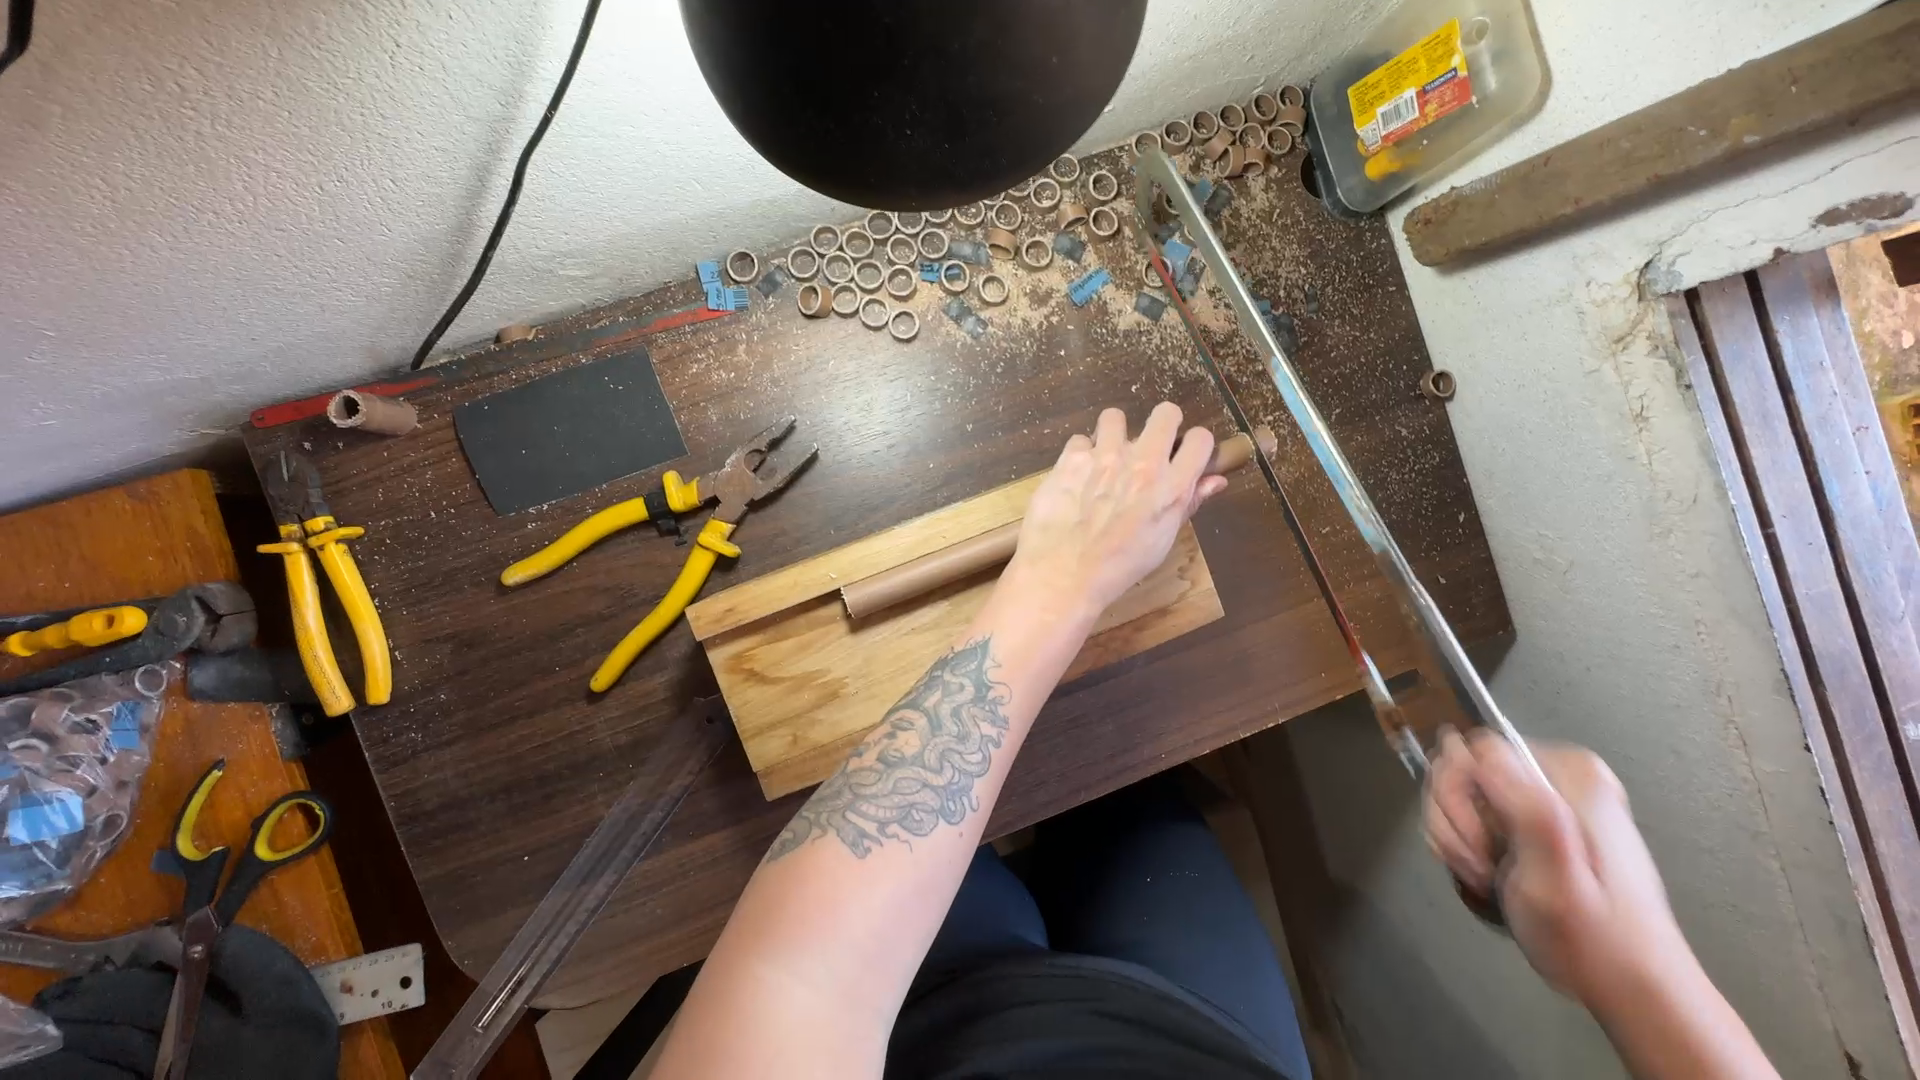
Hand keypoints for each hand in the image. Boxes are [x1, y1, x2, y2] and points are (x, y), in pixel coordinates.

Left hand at [1004, 403, 1229, 619]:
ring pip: (1115, 416)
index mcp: (1170, 487)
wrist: (1064, 574)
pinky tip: (1077, 476)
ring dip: (1113, 434)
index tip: (1183, 453)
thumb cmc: (1117, 566)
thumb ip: (1188, 503)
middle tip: (1148, 445)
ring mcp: (1105, 456)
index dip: (1193, 443)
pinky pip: (1080, 440)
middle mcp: (1142, 464)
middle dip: (1161, 424)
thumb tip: (1215, 481)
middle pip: (1165, 413)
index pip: (1201, 439)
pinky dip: (1080, 455)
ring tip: (1105, 458)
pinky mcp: (1071, 458)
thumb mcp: (1162, 540)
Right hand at [1425, 729, 1691, 1008]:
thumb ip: (1528, 808)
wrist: (1631, 986)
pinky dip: (1462, 842)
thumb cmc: (1593, 938)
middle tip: (1478, 867)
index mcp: (1570, 773)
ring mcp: (1543, 794)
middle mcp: (1557, 772)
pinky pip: (1468, 809)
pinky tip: (1484, 874)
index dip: (1460, 795)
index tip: (1481, 847)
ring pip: (1456, 789)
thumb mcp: (1559, 876)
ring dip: (1454, 835)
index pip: (1476, 749)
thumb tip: (1479, 754)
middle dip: (1453, 819)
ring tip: (1484, 877)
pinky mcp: (1532, 815)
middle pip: (1461, 767)